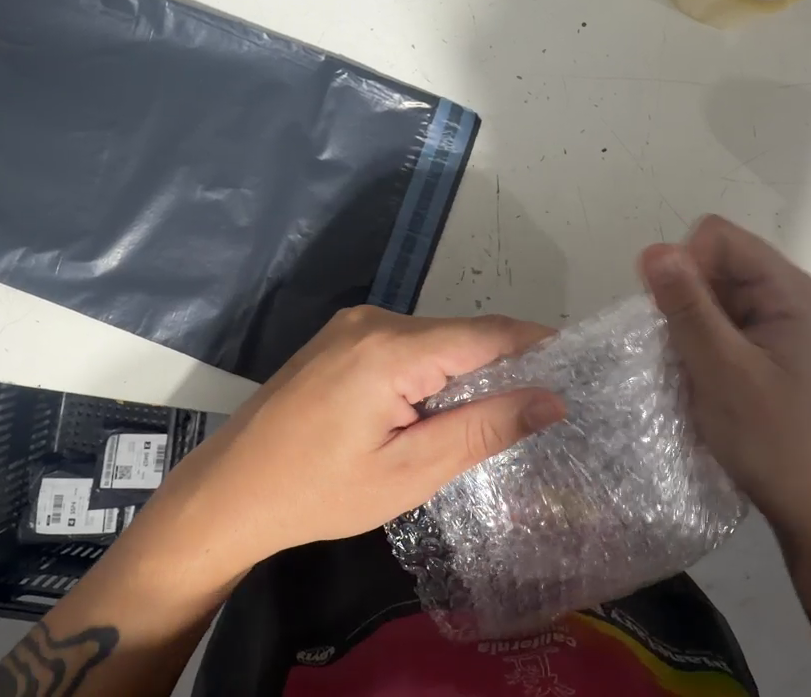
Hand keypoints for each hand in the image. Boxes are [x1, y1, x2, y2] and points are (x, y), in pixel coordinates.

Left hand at [140, 306, 565, 582]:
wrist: (231, 489)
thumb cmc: (320, 491)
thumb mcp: (410, 471)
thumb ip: (483, 428)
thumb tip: (553, 399)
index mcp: (393, 348)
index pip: (488, 333)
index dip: (538, 346)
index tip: (579, 367)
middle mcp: (374, 320)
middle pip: (460, 335)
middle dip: (503, 366)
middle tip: (540, 410)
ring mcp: (351, 325)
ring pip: (433, 340)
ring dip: (464, 372)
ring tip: (492, 417)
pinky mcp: (338, 339)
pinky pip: (403, 345)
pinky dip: (430, 371)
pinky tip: (434, 410)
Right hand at [640, 216, 810, 541]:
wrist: (808, 503)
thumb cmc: (771, 438)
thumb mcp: (722, 370)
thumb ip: (687, 307)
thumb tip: (652, 250)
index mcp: (787, 289)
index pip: (715, 237)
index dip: (685, 265)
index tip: (676, 315)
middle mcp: (781, 292)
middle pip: (710, 259)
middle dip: (683, 295)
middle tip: (684, 346)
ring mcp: (770, 317)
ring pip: (704, 288)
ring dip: (685, 319)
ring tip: (692, 363)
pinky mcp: (756, 340)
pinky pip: (709, 315)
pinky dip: (692, 337)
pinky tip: (697, 370)